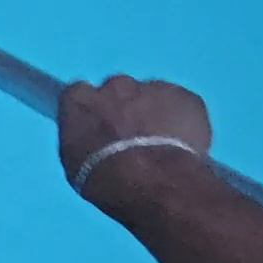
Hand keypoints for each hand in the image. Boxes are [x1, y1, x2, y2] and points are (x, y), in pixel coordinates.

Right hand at [57, 75, 212, 194]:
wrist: (149, 177)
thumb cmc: (99, 174)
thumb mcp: (73, 158)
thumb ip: (82, 135)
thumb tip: (93, 134)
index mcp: (80, 101)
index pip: (76, 93)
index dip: (85, 108)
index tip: (89, 121)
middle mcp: (116, 85)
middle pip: (117, 89)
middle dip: (120, 105)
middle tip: (123, 131)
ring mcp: (156, 87)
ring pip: (151, 94)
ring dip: (149, 110)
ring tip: (154, 139)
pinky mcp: (189, 97)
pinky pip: (180, 104)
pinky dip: (177, 117)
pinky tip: (176, 140)